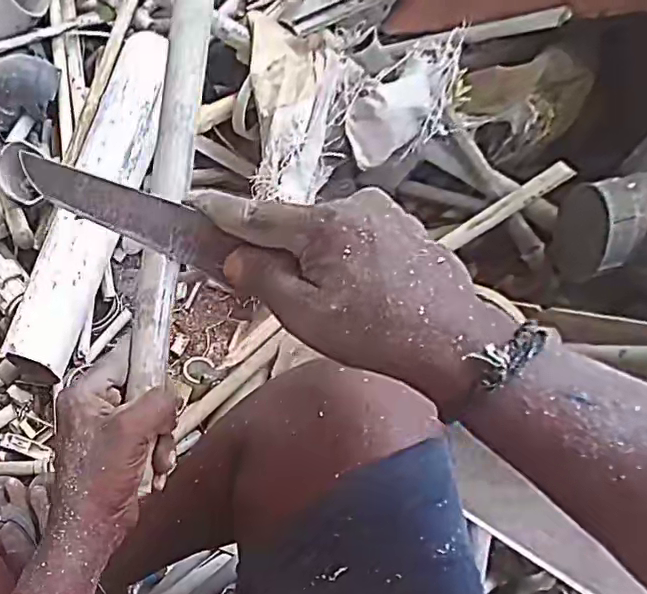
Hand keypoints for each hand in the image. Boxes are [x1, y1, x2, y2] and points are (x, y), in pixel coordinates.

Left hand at [47, 352, 177, 556]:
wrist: (92, 528)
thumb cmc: (91, 489)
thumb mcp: (131, 431)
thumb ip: (156, 401)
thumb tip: (170, 392)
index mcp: (83, 394)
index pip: (126, 357)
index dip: (150, 367)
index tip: (165, 370)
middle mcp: (91, 410)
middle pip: (146, 391)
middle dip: (159, 419)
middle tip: (154, 435)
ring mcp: (105, 432)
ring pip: (153, 419)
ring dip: (162, 442)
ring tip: (152, 460)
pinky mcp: (118, 452)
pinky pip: (151, 441)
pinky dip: (157, 457)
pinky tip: (150, 472)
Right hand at [190, 189, 516, 414]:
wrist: (449, 338)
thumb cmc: (373, 331)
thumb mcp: (303, 314)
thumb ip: (264, 280)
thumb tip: (235, 258)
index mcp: (325, 225)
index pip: (258, 216)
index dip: (223, 213)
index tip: (197, 203)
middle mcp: (354, 205)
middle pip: (290, 225)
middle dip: (268, 249)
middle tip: (255, 287)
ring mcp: (382, 213)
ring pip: (320, 233)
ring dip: (302, 258)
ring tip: (313, 301)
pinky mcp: (399, 228)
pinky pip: (347, 237)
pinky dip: (331, 258)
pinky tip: (342, 291)